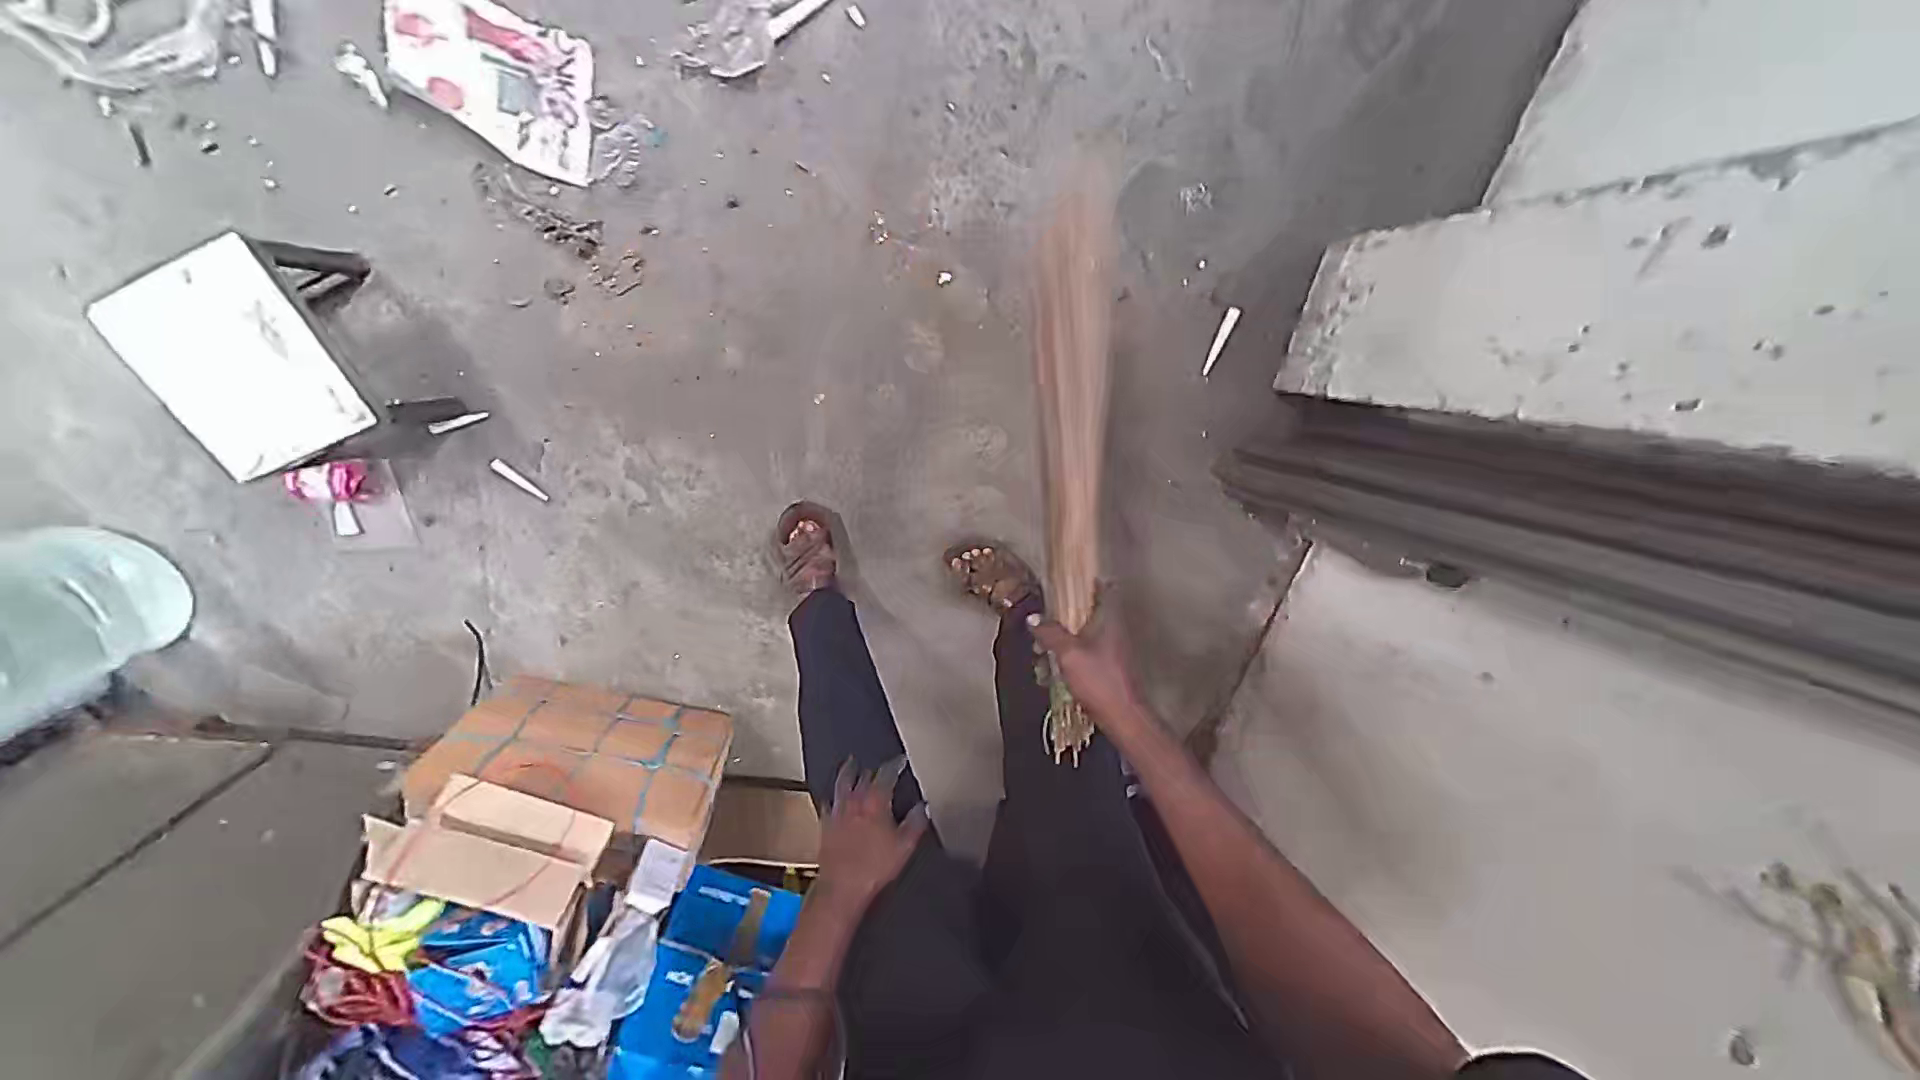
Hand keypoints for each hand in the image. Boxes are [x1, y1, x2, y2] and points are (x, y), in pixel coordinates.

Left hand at [814, 758, 929, 909]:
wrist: (843, 888)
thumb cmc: (873, 868)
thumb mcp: (904, 846)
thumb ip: (916, 823)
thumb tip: (922, 809)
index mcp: (875, 801)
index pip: (886, 773)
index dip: (895, 764)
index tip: (900, 761)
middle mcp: (855, 801)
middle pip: (863, 775)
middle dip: (873, 769)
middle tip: (880, 766)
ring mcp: (838, 812)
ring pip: (842, 783)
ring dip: (847, 772)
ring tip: (850, 764)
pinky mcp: (826, 825)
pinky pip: (828, 804)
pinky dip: (832, 798)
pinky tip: (832, 799)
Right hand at [1028, 585, 1149, 729]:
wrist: (1122, 717)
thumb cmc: (1099, 681)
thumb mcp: (1068, 654)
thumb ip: (1050, 633)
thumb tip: (1033, 618)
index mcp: (1109, 620)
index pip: (1105, 590)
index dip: (1088, 582)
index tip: (1069, 581)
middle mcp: (1114, 632)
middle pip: (1091, 612)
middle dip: (1067, 614)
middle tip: (1047, 619)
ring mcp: (1113, 651)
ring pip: (1086, 634)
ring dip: (1065, 638)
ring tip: (1044, 648)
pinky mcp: (1109, 669)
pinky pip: (1086, 653)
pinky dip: (1071, 655)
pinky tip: (1055, 668)